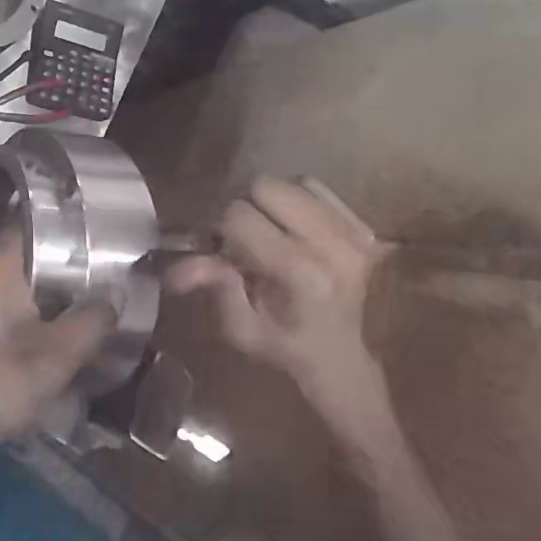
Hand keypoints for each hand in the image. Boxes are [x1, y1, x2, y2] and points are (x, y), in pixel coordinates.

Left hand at [0, 227, 115, 447]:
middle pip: (44, 241)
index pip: (39, 215)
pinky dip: (59, 294)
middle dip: (81, 246)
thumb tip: (121, 293)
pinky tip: (87, 309)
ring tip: (114, 276)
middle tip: (122, 250)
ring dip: (72, 273)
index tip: (110, 218)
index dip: (75, 213)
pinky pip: (35, 290)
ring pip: (41, 267)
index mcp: (1, 263)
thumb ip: (90, 322)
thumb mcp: (52, 358)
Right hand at [167, 176, 391, 431]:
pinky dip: (298, 199)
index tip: (226, 253)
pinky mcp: (363, 227)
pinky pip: (317, 188)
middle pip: (265, 187)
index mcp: (299, 272)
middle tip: (247, 238)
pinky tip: (294, 225)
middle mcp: (330, 245)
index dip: (222, 230)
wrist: (343, 357)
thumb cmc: (286, 345)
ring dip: (272, 203)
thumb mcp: (241, 328)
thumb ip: (214, 287)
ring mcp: (353, 233)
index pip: (239, 216)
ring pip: (291, 183)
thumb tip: (176, 268)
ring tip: (272, 231)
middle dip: (247, 208)